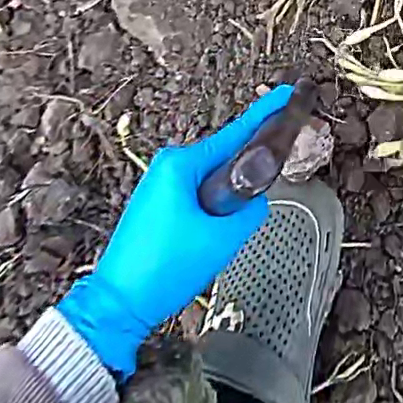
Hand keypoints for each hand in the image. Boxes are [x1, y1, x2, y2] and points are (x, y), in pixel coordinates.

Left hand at [55, 84, 294, 373]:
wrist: (114, 310)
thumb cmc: (162, 270)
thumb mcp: (225, 236)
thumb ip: (253, 208)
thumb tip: (257, 199)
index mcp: (182, 165)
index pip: (238, 130)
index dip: (268, 111)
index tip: (288, 92)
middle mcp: (170, 166)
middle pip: (228, 154)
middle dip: (251, 165)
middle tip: (277, 166)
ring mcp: (162, 183)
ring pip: (215, 175)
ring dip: (232, 190)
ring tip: (237, 216)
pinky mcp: (159, 202)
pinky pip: (200, 190)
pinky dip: (216, 200)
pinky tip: (222, 221)